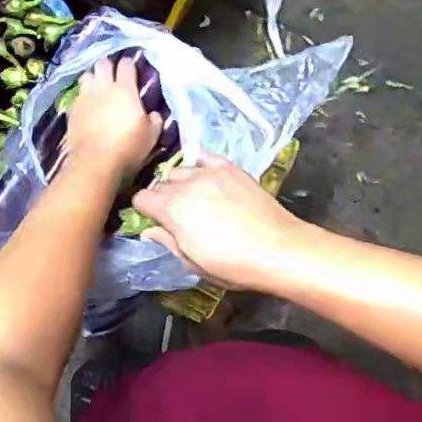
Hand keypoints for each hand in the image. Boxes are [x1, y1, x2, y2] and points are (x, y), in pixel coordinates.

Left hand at [62, 56, 161, 181]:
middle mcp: (104, 87)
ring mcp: (85, 97)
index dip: (129, 65)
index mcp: (125, 89)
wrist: (95, 162)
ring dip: (93, 78)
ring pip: (87, 75)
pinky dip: (82, 96)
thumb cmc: (127, 148)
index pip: (126, 64)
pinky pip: (77, 94)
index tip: (132, 71)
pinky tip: (86, 105)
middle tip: (112, 76)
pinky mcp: (72, 109)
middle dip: (108, 66)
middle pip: (103, 63)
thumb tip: (154, 114)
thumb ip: (155, 120)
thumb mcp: (151, 136)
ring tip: (97, 88)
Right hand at [130, 154, 307, 289]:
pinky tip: (204, 177)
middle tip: (174, 214)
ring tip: (191, 197)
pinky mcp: (231, 168)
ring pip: (181, 169)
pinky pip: (205, 157)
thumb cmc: (233, 264)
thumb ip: (168, 242)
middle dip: (161, 196)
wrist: (279, 249)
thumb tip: (150, 231)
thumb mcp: (192, 263)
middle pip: (161, 182)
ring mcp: (210, 172)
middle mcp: (186, 184)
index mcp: (171, 209)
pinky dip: (199, 165)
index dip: (144, 210)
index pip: (142, 198)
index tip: (153, 220)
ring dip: (180, 182)